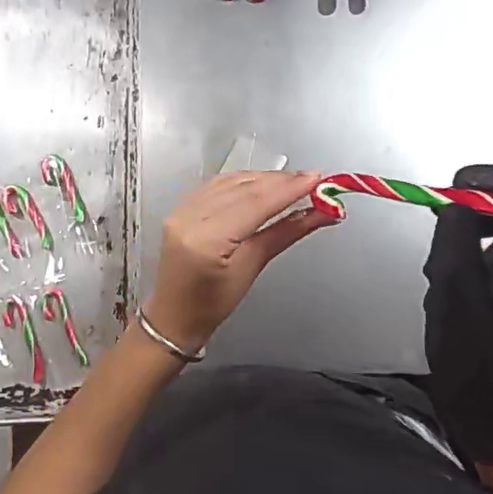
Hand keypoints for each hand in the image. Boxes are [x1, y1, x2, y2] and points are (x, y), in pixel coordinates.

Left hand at [142, 170, 333, 353]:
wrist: (173, 315)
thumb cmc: (210, 305)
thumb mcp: (250, 270)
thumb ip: (284, 234)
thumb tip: (319, 214)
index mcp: (206, 241)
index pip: (255, 204)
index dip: (289, 188)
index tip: (317, 180)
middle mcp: (189, 219)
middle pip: (243, 189)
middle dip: (281, 181)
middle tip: (313, 180)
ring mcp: (182, 211)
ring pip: (231, 182)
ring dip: (264, 178)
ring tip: (294, 181)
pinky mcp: (181, 208)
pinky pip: (216, 185)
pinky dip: (243, 181)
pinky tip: (263, 183)